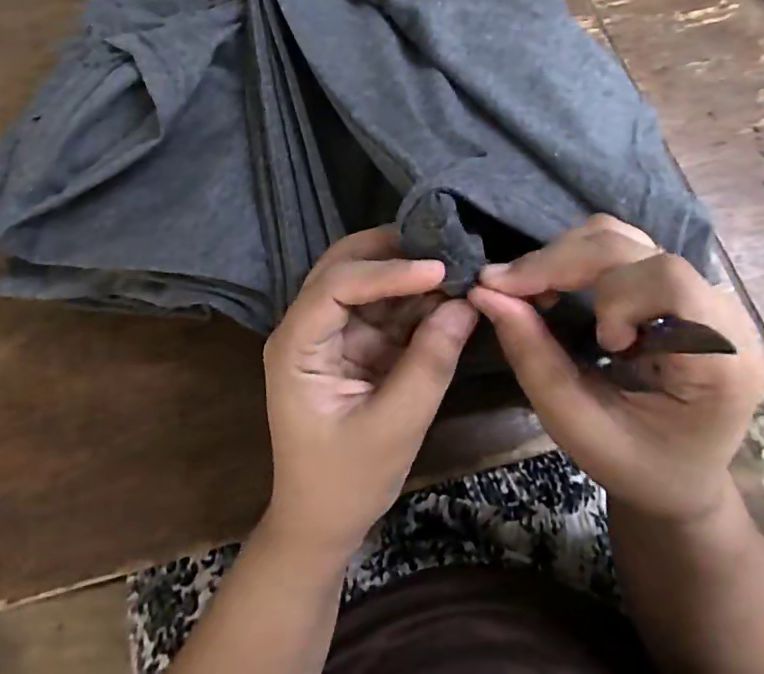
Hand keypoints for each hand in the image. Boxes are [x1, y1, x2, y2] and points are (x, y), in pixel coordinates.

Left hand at [262, 225, 478, 553]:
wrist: (324, 521)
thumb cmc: (346, 481)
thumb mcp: (393, 428)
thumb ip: (429, 365)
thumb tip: (467, 305)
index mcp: (297, 345)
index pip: (337, 285)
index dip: (388, 271)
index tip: (438, 269)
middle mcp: (309, 326)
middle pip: (346, 265)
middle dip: (394, 250)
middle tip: (447, 242)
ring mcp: (334, 332)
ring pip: (369, 278)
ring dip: (411, 270)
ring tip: (459, 261)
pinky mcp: (358, 342)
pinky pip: (388, 306)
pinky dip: (419, 297)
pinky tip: (451, 291)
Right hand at [468, 215, 763, 522]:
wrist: (681, 480)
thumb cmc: (639, 467)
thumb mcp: (580, 429)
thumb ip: (535, 359)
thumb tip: (485, 293)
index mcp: (722, 360)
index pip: (670, 281)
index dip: (616, 293)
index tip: (595, 340)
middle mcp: (722, 313)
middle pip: (636, 248)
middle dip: (564, 261)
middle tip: (505, 286)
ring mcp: (701, 293)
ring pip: (623, 238)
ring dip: (565, 254)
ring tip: (527, 287)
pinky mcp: (677, 285)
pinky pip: (622, 247)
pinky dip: (576, 257)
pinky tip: (553, 284)